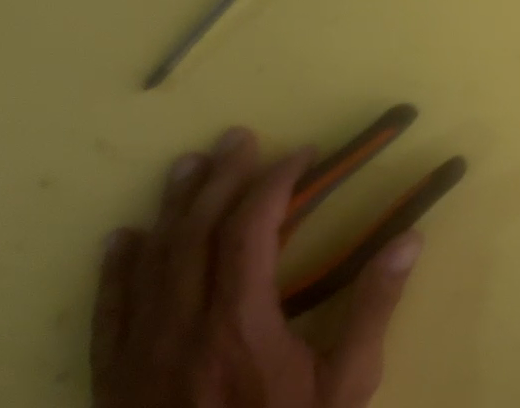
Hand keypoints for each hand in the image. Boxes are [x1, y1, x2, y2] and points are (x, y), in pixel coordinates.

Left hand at [91, 127, 422, 407]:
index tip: (301, 154)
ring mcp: (139, 354)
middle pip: (193, 236)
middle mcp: (181, 330)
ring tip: (188, 165)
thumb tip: (409, 239)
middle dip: (220, 180)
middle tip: (240, 138)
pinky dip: (115, 267)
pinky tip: (125, 236)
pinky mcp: (114, 377)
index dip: (273, 183)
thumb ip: (373, 309)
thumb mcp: (347, 382)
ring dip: (172, 208)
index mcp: (240, 326)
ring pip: (149, 263)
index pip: (249, 232)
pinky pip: (109, 311)